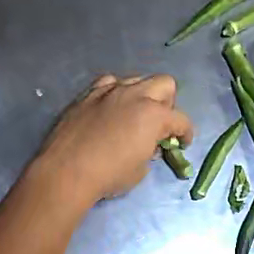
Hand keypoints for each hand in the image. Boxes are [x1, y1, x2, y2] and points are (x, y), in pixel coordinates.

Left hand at [30, 74, 191, 206]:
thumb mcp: (141, 169)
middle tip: (161, 124)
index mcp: (154, 115)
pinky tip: (112, 108)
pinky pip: (110, 83)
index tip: (182, 143)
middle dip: (169, 103)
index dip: (186, 133)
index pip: (181, 119)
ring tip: (136, 114)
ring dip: (144, 95)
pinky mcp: (88, 94)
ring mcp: (110, 91)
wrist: (66, 171)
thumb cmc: (109, 175)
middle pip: (165, 84)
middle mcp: (135, 95)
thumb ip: (151, 150)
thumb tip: (150, 144)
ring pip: (137, 79)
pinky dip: (117, 93)